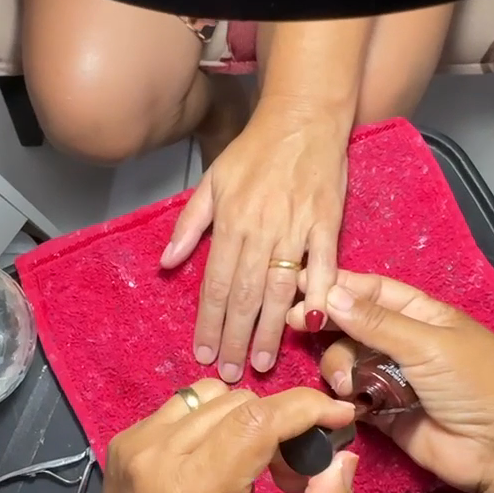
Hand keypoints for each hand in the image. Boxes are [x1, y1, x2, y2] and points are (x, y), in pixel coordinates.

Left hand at [84, 379, 359, 492]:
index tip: (340, 416)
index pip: (256, 422)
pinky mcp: (125, 436)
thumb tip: (342, 455)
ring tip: (252, 465)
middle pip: (241, 404)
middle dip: (283, 425)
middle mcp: (156, 457)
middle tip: (292, 472)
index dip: (305, 409)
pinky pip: (187, 402)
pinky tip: (216, 457)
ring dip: (249, 419)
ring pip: (215, 395)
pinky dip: (216, 419)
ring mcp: (135, 442)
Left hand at [163, 109, 347, 382]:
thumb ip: (189, 224)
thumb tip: (166, 263)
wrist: (302, 119)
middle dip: (233, 338)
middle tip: (229, 374)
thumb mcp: (211, 181)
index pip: (214, 283)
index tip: (202, 353)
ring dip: (269, 329)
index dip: (207, 322)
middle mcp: (260, 230)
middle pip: (243, 295)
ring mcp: (296, 228)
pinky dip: (320, 295)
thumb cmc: (254, 151)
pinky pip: (324, 266)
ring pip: (279, 288)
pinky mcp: (327, 224)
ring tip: (260, 362)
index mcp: (230, 222)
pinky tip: (312, 325)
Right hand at [289, 271, 493, 492]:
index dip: (337, 285)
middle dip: (326, 323)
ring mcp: (391, 377)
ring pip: (346, 359)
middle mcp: (404, 341)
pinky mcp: (381, 411)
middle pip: (352, 323)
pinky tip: (347, 401)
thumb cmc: (479, 386)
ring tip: (345, 384)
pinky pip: (350, 395)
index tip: (299, 284)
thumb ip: (377, 323)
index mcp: (423, 314)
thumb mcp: (429, 345)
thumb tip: (331, 293)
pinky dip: (343, 396)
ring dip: (338, 366)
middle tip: (296, 322)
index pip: (373, 290)